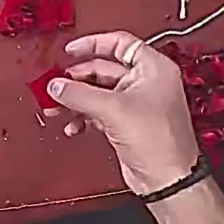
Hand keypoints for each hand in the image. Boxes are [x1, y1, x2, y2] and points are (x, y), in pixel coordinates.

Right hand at [44, 31, 201, 194]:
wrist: (167, 179)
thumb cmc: (160, 142)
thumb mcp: (114, 110)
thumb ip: (80, 94)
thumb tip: (57, 85)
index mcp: (153, 68)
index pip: (120, 43)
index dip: (93, 44)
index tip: (71, 49)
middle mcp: (146, 82)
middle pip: (104, 69)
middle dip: (77, 78)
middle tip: (56, 84)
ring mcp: (137, 103)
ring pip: (98, 92)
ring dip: (76, 99)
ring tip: (56, 106)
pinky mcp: (128, 122)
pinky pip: (99, 111)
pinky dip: (84, 117)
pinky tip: (73, 125)